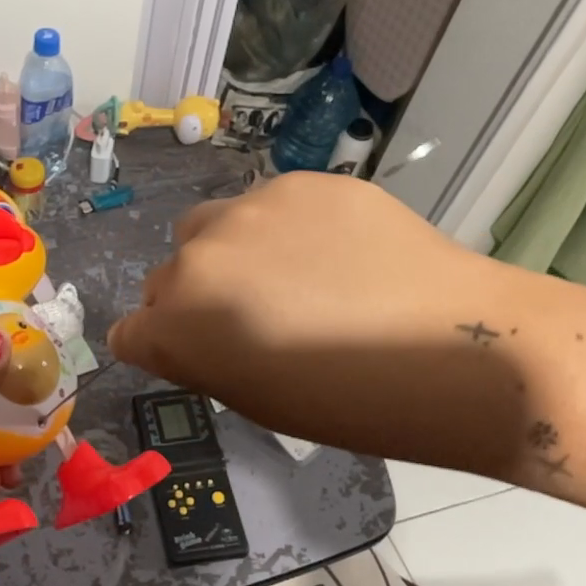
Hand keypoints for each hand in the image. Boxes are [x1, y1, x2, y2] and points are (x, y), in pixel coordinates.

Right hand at [108, 173, 511, 458]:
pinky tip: (335, 253)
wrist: (455, 349)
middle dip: (194, 299)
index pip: (131, 331)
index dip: (162, 346)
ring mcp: (250, 209)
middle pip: (166, 277)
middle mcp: (196, 257)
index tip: (199, 354)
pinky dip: (283, 229)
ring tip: (291, 275)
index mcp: (177, 323)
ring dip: (229, 252)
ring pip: (209, 228)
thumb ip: (201, 358)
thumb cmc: (349, 403)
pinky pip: (268, 206)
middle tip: (254, 319)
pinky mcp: (303, 182)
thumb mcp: (255, 399)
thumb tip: (189, 334)